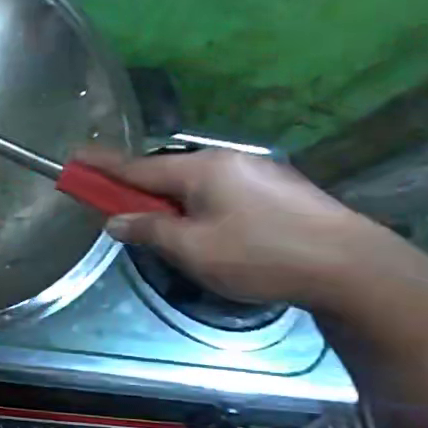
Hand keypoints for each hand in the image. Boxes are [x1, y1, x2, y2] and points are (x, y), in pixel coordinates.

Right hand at [71, 147, 405, 308]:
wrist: (353, 268)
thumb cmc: (260, 256)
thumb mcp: (191, 249)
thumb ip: (148, 230)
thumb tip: (117, 220)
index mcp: (202, 169)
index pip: (136, 167)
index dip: (101, 167)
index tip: (73, 159)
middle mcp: (228, 161)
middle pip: (166, 175)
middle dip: (138, 191)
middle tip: (117, 212)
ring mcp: (258, 173)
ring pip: (195, 186)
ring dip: (170, 204)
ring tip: (166, 234)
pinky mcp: (278, 192)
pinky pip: (220, 193)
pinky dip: (198, 208)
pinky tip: (206, 233)